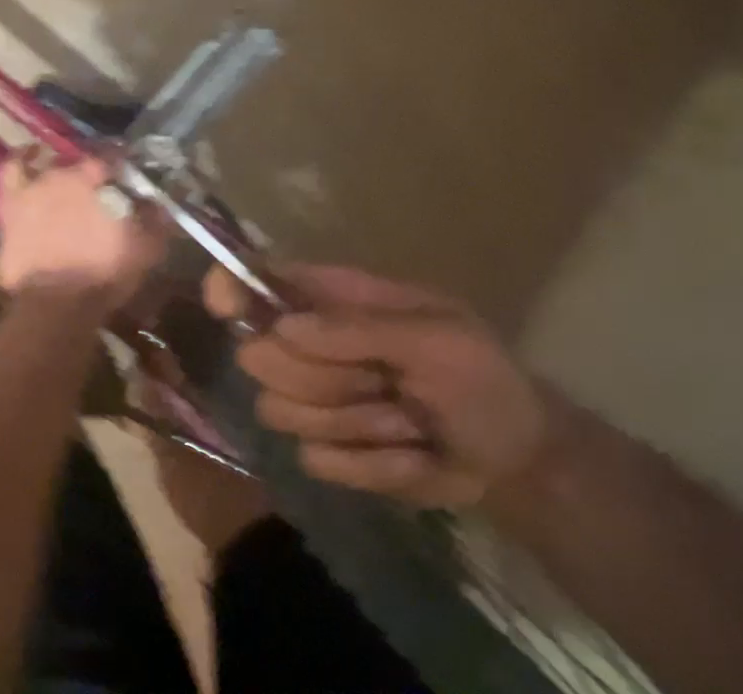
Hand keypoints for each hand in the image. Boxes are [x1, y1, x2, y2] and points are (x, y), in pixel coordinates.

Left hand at [0, 160, 166, 306]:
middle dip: (95, 170)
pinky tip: (31, 156)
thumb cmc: (103, 278)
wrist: (55, 303)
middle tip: (102, 186)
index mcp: (102, 179)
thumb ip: (156, 221)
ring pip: (52, 161)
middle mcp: (68, 172)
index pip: (117, 157)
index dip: (124, 165)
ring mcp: (37, 184)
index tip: (130, 176)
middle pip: (83, 160)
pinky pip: (15, 167)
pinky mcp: (12, 200)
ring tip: (68, 177)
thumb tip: (161, 202)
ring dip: (62, 166)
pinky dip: (24, 158)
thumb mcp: (145, 251)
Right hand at [206, 264, 549, 508]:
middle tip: (383, 380)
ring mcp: (314, 400)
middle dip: (322, 378)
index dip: (232, 286)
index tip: (225, 308)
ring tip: (406, 419)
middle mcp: (312, 345)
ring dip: (354, 423)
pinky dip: (369, 463)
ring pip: (279, 411)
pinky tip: (408, 454)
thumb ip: (360, 327)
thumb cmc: (485, 381)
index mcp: (337, 300)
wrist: (516, 461)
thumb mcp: (440, 340)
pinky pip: (313, 458)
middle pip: (259, 356)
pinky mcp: (325, 450)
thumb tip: (282, 326)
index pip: (260, 279)